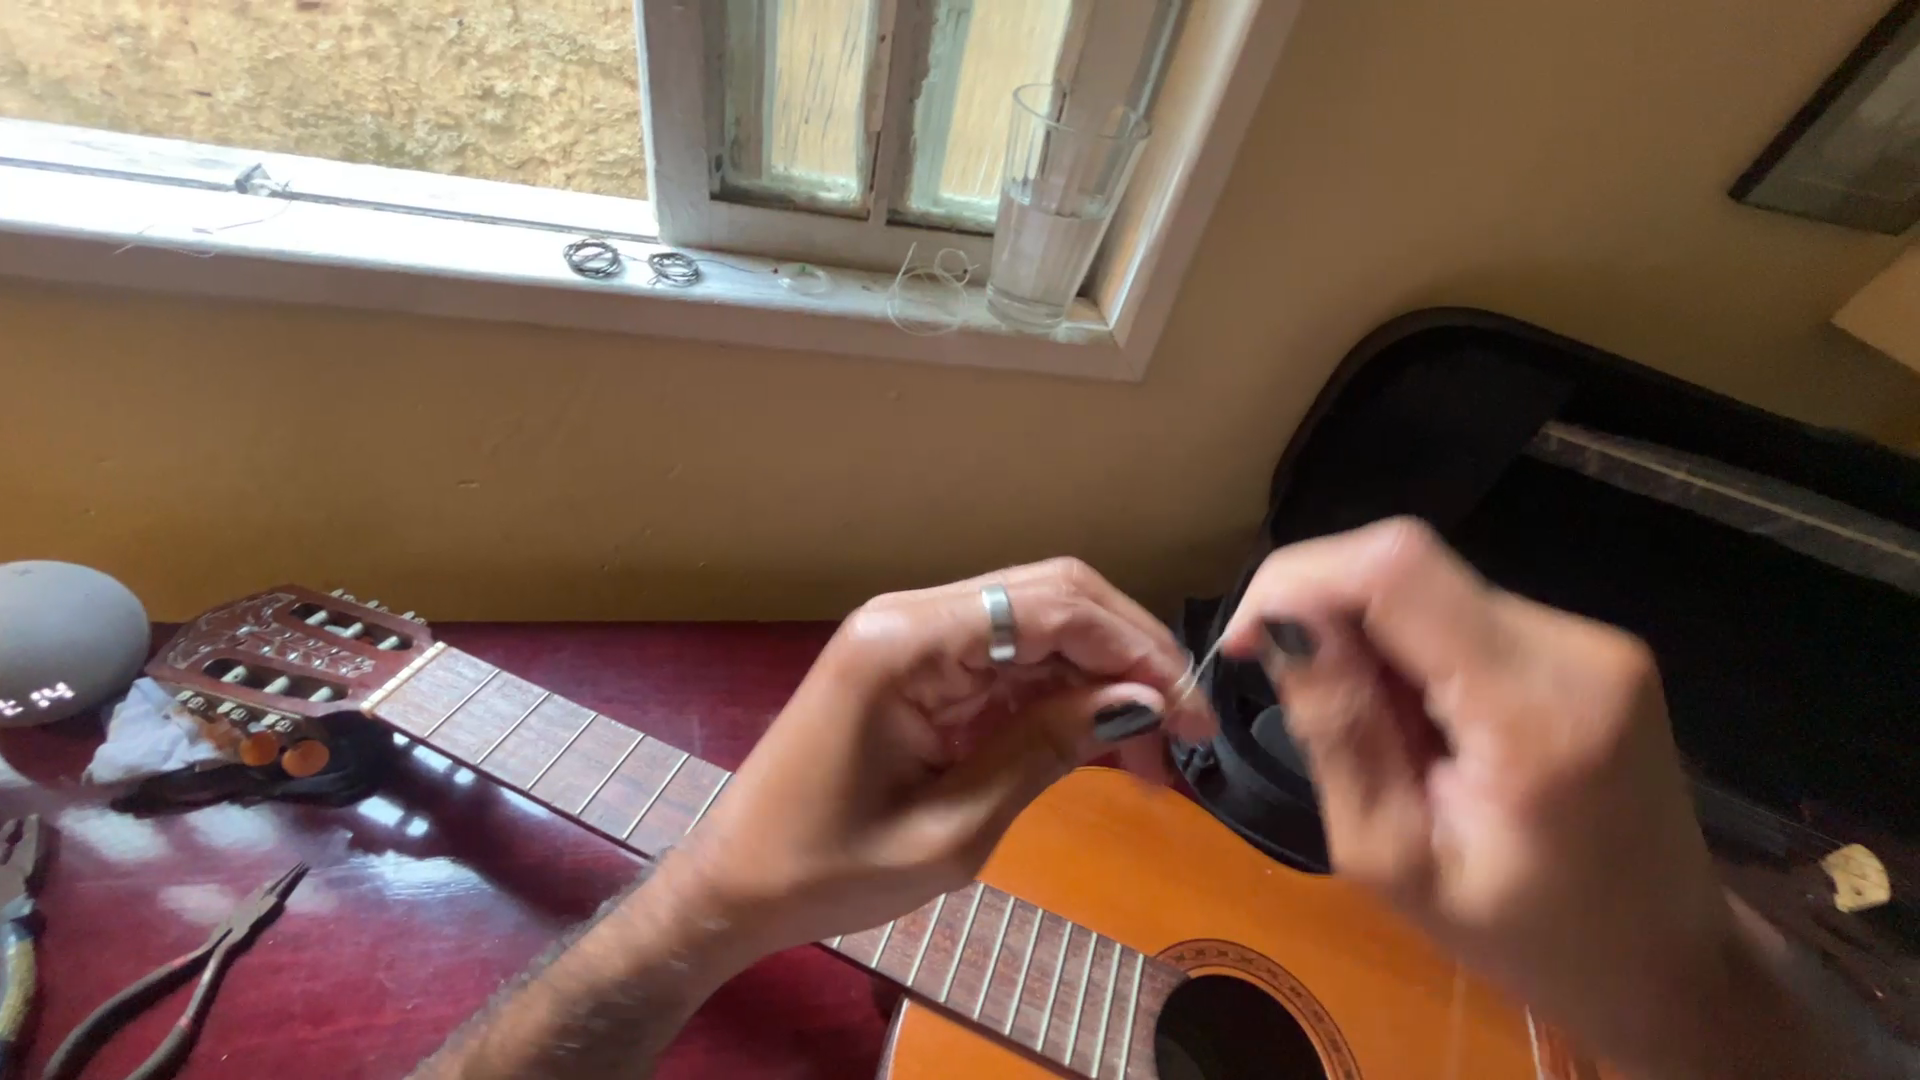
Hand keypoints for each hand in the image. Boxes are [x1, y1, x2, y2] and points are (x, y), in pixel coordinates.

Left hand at [649, 558, 1205, 964]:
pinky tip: (1096, 734)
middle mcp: (913, 612)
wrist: (738, 882)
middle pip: (1051, 597)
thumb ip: (1047, 748)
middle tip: (1180, 729)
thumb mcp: (953, 828)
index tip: (1192, 716)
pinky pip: (1006, 656)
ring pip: (1037, 623)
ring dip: (1100, 674)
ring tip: (1149, 748)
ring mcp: (913, 631)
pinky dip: (1059, 690)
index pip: (1051, 607)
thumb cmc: (828, 868)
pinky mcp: (918, 661)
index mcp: (909, 640)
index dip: (1135, 651)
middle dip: (1127, 653)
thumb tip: (1140, 701)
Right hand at [1219, 519, 1733, 1074]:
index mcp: (1533, 709)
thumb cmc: (1521, 934)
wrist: (1664, 961)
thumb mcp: (1390, 858)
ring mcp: (1582, 637)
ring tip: (1366, 718)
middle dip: (1317, 606)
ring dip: (1356, 629)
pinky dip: (1394, 639)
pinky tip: (1406, 708)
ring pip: (1418, 578)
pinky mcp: (1573, 641)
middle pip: (1401, 560)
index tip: (1246, 643)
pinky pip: (1447, 604)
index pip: (1395, 568)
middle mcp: (1570, 647)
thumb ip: (1337, 733)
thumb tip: (1285, 628)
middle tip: (1293, 686)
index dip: (1297, 580)